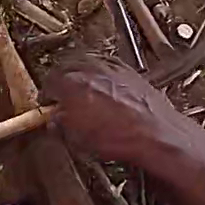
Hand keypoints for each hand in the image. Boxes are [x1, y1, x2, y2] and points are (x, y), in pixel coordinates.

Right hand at [46, 57, 204, 172]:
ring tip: (81, 92)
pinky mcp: (128, 69)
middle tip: (61, 97)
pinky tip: (104, 88)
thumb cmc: (122, 137)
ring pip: (86, 64)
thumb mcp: (78, 140)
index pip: (48, 84)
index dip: (46, 97)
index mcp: (71, 84)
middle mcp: (89, 69)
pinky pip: (106, 66)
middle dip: (61, 82)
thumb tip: (56, 121)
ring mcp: (110, 66)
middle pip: (65, 69)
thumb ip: (61, 125)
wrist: (157, 135)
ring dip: (80, 75)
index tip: (48, 105)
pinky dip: (100, 74)